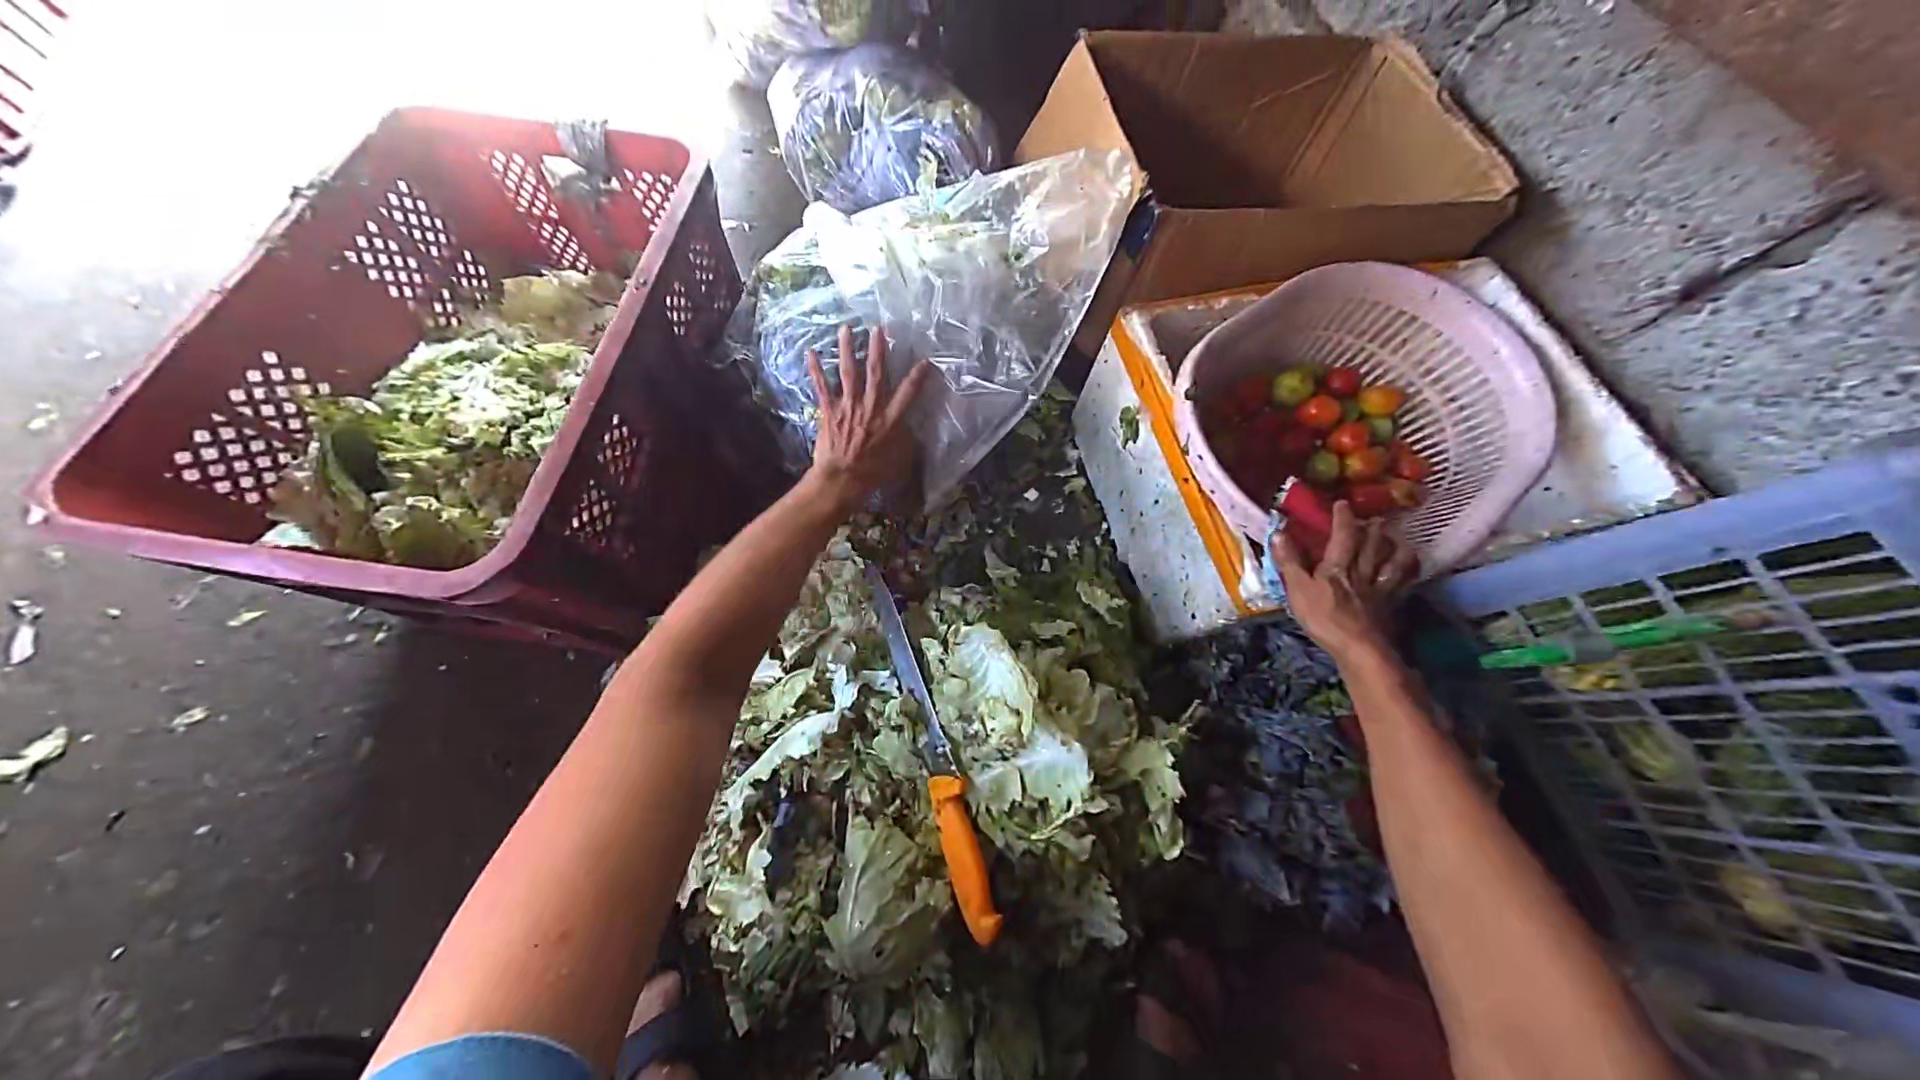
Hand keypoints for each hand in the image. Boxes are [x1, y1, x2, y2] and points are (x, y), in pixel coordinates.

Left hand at [804, 324, 932, 513]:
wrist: (841, 480)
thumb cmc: (872, 473)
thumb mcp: (898, 458)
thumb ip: (904, 438)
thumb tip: (909, 427)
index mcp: (889, 420)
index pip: (908, 394)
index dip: (917, 377)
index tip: (924, 361)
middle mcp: (870, 408)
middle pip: (875, 373)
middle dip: (877, 350)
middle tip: (878, 329)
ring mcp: (848, 407)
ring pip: (848, 373)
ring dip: (847, 349)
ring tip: (846, 329)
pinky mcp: (829, 411)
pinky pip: (822, 386)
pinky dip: (816, 369)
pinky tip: (811, 353)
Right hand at [1271, 501, 1418, 665]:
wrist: (1360, 648)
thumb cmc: (1324, 618)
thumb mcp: (1298, 589)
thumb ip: (1289, 561)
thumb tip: (1279, 533)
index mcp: (1338, 566)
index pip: (1343, 535)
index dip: (1343, 518)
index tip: (1343, 504)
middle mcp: (1363, 571)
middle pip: (1373, 545)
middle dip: (1373, 529)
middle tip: (1375, 518)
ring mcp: (1381, 588)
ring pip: (1393, 561)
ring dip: (1396, 548)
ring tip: (1396, 540)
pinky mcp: (1392, 605)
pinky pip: (1404, 584)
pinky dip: (1408, 574)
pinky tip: (1408, 571)